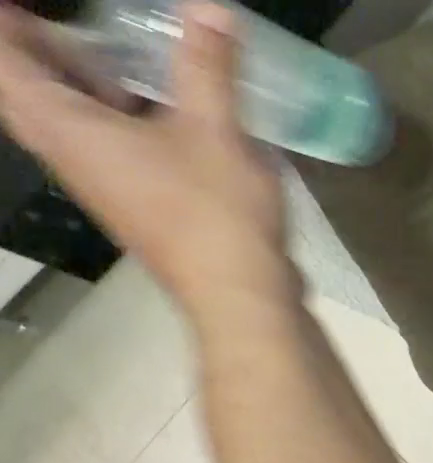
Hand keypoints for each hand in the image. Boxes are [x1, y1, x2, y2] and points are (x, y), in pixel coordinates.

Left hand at [0, 0, 294, 322]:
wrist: (240, 294)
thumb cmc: (215, 213)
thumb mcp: (218, 133)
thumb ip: (208, 68)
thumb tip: (209, 9)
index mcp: (56, 117)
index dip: (12, 17)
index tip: (48, 5)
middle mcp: (61, 144)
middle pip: (24, 75)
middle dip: (50, 43)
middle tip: (98, 24)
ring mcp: (97, 175)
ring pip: (67, 109)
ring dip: (92, 80)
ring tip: (138, 59)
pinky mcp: (134, 198)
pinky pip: (104, 138)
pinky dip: (123, 114)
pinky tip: (174, 113)